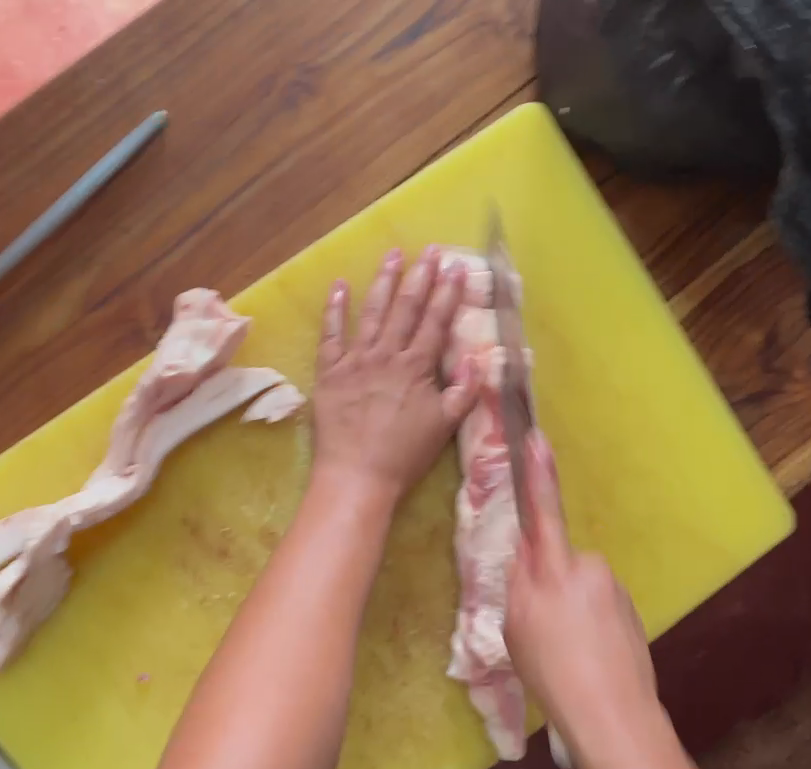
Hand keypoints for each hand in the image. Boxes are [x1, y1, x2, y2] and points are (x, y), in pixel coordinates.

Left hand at [311, 248, 481, 501]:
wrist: (357, 475)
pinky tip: (339, 286)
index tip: (456, 267)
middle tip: (430, 250)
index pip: (436, 322)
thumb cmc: (404, 455)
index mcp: (416, 368)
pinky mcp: (329, 373)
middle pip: (405, 309)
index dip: (448, 294)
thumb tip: (481, 360)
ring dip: (383, 282)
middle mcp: (387, 356)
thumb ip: (464, 391)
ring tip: (392, 255)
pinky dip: (334, 310)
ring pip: (371, 313)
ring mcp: (355, 361)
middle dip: (420, 276)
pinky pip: (331, 335)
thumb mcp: (445, 426)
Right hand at [505, 434, 665, 768]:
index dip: (537, 476)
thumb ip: (519, 589)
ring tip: (566, 652)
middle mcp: (585, 570)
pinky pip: (598, 604)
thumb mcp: (516, 632)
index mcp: (551, 573)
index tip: (538, 439)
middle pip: (555, 561)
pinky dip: (589, 623)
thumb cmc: (552, 674)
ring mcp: (612, 589)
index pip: (541, 514)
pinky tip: (586, 655)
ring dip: (568, 608)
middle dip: (546, 584)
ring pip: (577, 585)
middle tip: (541, 632)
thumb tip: (526, 562)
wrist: (611, 713)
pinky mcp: (629, 608)